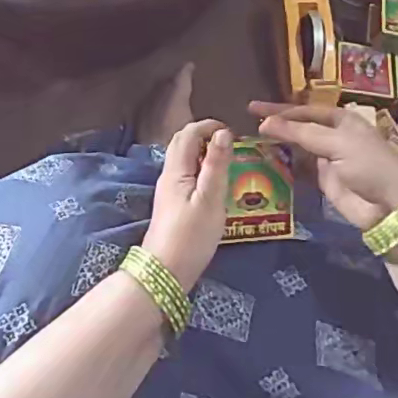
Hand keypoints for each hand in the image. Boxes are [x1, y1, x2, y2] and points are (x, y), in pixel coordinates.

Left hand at [140, 119, 232, 284]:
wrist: (165, 271)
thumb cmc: (191, 235)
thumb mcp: (210, 198)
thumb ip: (217, 164)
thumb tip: (223, 132)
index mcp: (176, 170)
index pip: (188, 133)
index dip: (208, 126)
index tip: (232, 132)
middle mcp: (168, 175)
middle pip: (182, 143)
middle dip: (205, 135)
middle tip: (230, 143)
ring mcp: (168, 190)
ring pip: (183, 159)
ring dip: (203, 152)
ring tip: (226, 160)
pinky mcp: (172, 204)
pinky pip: (185, 174)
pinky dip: (200, 168)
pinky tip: (215, 184)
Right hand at [249, 103, 397, 230]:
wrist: (390, 205)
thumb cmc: (369, 165)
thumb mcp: (335, 143)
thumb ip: (299, 133)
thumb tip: (265, 123)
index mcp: (340, 119)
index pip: (303, 110)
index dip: (279, 109)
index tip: (253, 109)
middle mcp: (332, 135)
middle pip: (299, 126)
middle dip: (276, 124)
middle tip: (247, 121)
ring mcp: (327, 157)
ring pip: (297, 146)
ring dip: (277, 143)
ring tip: (251, 140)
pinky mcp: (323, 179)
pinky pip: (299, 167)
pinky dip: (284, 163)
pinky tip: (266, 160)